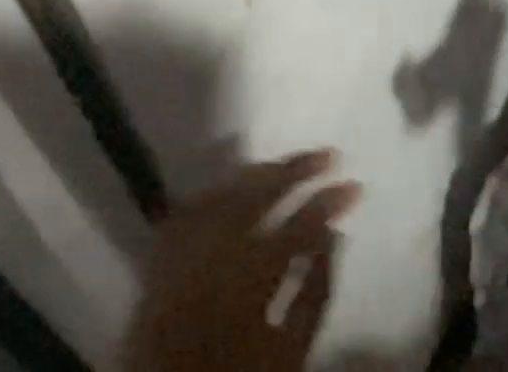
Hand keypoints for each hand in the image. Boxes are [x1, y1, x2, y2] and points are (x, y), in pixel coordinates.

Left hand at [124, 151, 360, 371]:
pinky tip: (229, 188)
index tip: (354, 186)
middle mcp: (209, 272)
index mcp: (250, 292)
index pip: (297, 230)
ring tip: (283, 166)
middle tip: (329, 156)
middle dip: (294, 172)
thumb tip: (332, 232)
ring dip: (251, 178)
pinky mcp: (152, 278)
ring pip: (215, 204)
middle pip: (252, 204)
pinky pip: (177, 224)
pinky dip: (207, 199)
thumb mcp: (292, 351)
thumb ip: (316, 292)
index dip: (329, 202)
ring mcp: (176, 271)